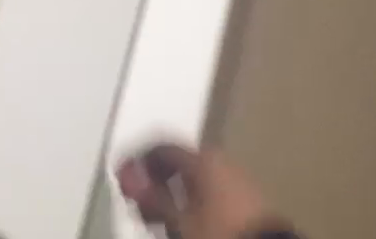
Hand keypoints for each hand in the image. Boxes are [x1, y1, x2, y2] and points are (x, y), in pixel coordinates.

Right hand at [115, 144, 270, 238]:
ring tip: (164, 220)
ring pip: (195, 181)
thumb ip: (151, 196)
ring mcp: (239, 180)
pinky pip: (213, 194)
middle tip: (140, 202)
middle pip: (178, 163)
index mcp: (203, 157)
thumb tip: (127, 179)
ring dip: (175, 196)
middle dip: (156, 181)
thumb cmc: (222, 232)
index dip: (136, 159)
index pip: (160, 145)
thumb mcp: (180, 220)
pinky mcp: (251, 203)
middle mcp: (221, 160)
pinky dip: (195, 205)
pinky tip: (189, 223)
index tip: (123, 177)